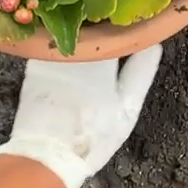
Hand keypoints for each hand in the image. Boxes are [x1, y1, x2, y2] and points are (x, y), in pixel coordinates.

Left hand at [0, 46, 162, 187]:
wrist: (47, 156)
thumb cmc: (94, 136)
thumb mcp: (127, 111)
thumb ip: (141, 74)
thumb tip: (154, 45)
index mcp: (102, 59)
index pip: (116, 32)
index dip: (122, 32)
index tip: (128, 34)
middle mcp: (76, 51)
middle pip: (92, 32)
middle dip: (101, 33)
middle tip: (109, 42)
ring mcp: (52, 56)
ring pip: (72, 40)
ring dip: (80, 42)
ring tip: (88, 53)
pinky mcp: (33, 66)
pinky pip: (51, 50)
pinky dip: (61, 55)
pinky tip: (66, 68)